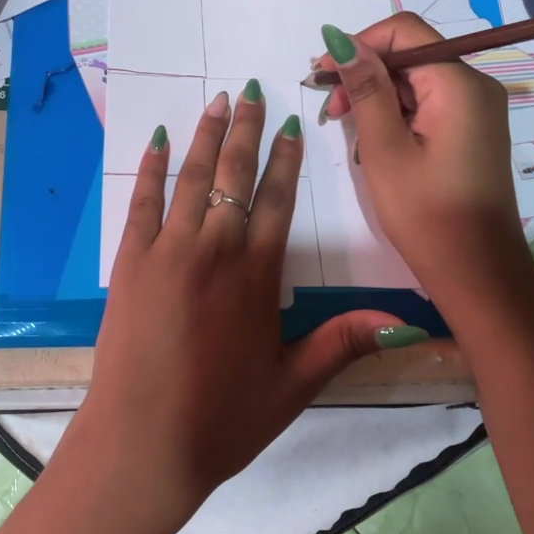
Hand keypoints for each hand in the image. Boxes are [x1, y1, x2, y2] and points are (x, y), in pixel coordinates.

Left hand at [60, 82, 425, 521]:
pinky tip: (158, 141)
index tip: (291, 123)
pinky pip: (142, 201)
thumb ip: (342, 342)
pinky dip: (151, 168)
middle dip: (246, 131)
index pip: (276, 201)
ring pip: (192, 178)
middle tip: (251, 91)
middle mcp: (214, 249)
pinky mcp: (130, 261)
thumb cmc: (222, 418)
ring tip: (217, 102)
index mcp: (256, 275)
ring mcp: (167, 250)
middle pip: (235, 176)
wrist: (142, 442)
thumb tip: (403, 320)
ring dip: (207, 137)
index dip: (285, 159)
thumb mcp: (293, 386)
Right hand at [319, 13, 524, 289]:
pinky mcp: (471, 129)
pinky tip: (374, 139)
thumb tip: (341, 39)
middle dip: (365, 71)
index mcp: (459, 84)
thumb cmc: (425, 213)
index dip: (360, 43)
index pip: (405, 31)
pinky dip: (396, 111)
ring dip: (376, 94)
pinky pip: (428, 102)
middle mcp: (475, 86)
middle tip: (330, 110)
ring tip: (347, 128)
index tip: (323, 74)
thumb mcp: (384, 147)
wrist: (476, 271)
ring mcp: (476, 108)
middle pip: (410, 53)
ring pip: (415, 78)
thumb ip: (365, 87)